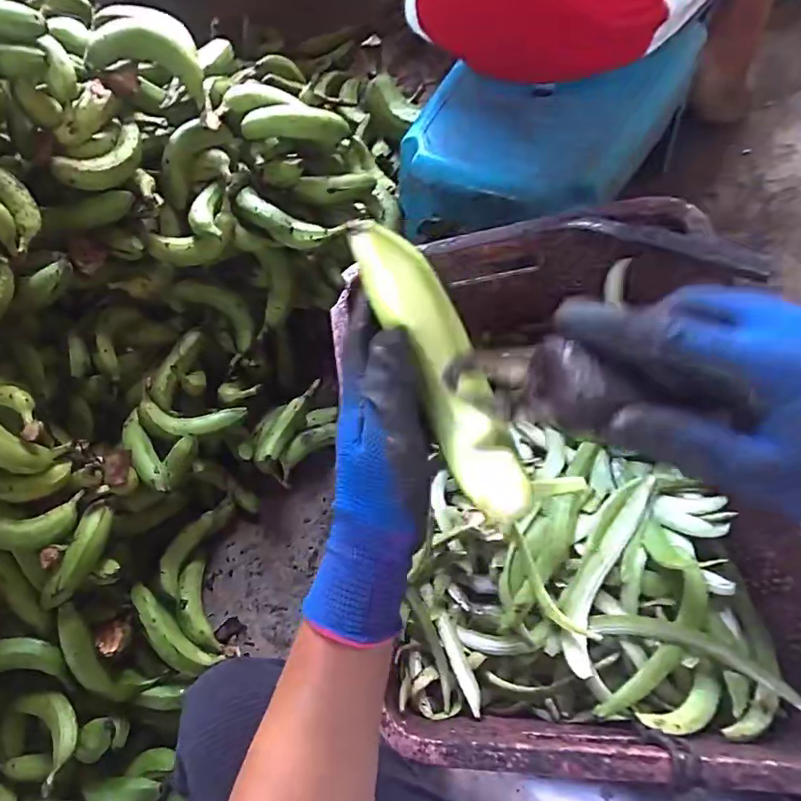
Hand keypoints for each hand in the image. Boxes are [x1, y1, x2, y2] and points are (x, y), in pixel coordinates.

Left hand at [301, 301, 431, 645]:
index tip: (371, 267)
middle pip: (372, 345)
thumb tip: (391, 330)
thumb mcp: (385, 430)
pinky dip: (425, 370)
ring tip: (431, 313)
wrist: (382, 533)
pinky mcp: (403, 431)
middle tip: (411, 283)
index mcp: (357, 392)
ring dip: (406, 338)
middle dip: (384, 312)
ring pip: (393, 365)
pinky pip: (413, 390)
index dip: (359, 301)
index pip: (354, 335)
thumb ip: (387, 382)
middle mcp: (367, 397)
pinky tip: (446, 364)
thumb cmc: (381, 483)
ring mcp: (385, 415)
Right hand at [554, 287, 800, 601]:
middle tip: (607, 338)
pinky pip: (750, 311)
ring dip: (677, 317)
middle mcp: (791, 326)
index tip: (568, 315)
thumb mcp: (755, 472)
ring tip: (648, 348)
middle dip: (644, 315)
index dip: (615, 325)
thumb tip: (618, 418)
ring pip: (725, 301)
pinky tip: (702, 356)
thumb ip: (684, 439)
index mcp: (772, 362)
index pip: (672, 335)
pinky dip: (709, 324)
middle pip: (697, 303)